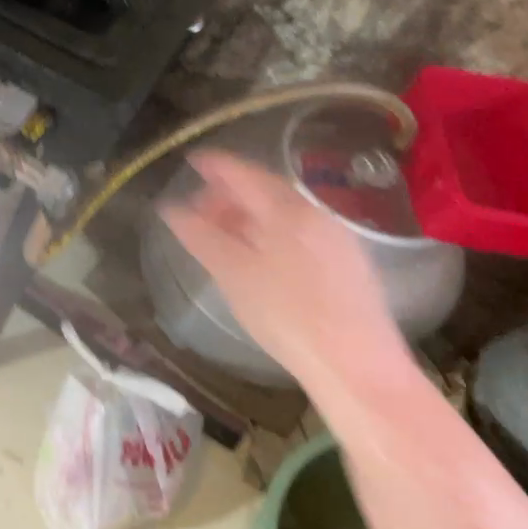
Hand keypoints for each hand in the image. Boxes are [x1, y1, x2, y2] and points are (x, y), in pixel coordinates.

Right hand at [159, 150, 408, 391]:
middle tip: (198, 206)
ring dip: (249, 214)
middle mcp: (317, 216)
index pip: (244, 174)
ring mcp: (337, 239)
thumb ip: (199, 235)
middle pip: (266, 191)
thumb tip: (170, 208)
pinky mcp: (349, 265)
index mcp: (288, 212)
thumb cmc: (286, 315)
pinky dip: (271, 231)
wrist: (356, 367)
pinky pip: (301, 232)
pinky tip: (258, 255)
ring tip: (223, 232)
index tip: (191, 161)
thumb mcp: (231, 273)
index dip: (214, 165)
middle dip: (229, 193)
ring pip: (284, 213)